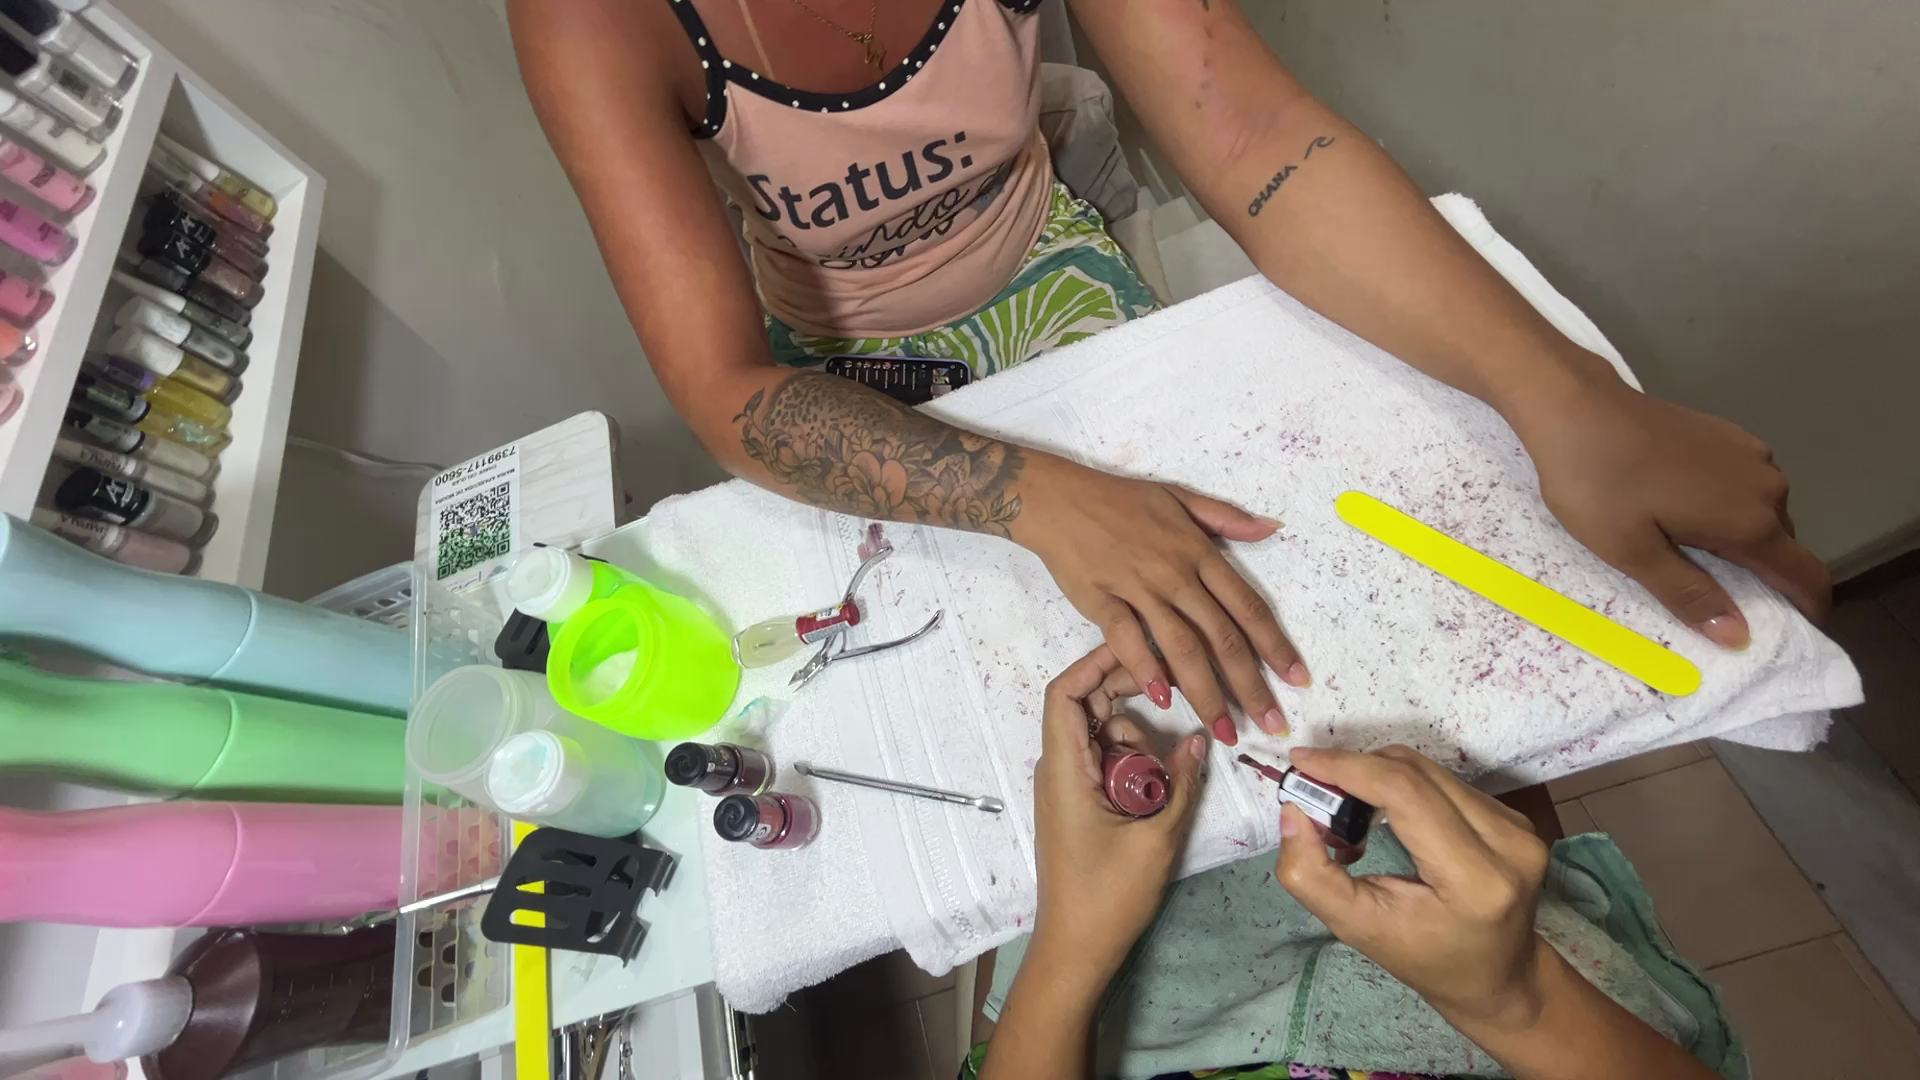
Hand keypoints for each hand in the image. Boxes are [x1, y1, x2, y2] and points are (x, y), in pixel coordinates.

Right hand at [1014, 458, 1306, 746]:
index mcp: (1197, 552)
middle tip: (1273, 725)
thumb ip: (1224, 517)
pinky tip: (1162, 699)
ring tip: (1226, 731)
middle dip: (1251, 685)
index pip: (1247, 606)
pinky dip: (1145, 668)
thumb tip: (1271, 528)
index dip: (1275, 645)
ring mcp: (1138, 589)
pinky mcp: (1102, 600)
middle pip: (1222, 637)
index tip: (1298, 679)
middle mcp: (1175, 574)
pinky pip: (1127, 639)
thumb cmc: (1118, 500)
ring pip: (1181, 647)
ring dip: (1207, 693)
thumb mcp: (1178, 497)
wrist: (1060, 500)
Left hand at [1031, 646, 1206, 990]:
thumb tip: (1201, 738)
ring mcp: (1067, 784)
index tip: (1138, 650)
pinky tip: (1157, 789)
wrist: (1076, 948)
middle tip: (1171, 696)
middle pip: (1084, 706)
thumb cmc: (1108, 896)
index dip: (1095, 663)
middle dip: (1126, 695)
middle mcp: (1059, 767)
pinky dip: (1131, 763)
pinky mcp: (1079, 800)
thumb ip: (1181, 784)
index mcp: (1064, 767)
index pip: (1064, 693)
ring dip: (1135, 740)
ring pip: (1100, 734)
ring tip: (1161, 776)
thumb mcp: (1156, 838)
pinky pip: (1104, 761)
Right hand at [1272, 745, 1551, 1031]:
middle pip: (1411, 771)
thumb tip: (1292, 810)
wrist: (1499, 978)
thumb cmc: (1423, 956)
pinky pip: (1437, 777)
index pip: (1404, 792)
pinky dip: (1396, 782)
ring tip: (1348, 807)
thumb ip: (1309, 874)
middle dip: (1351, 768)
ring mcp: (1516, 827)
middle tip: (1313, 788)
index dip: (1347, 767)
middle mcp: (1507, 843)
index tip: (1299, 761)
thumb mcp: (1354, 926)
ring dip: (1372, 773)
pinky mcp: (1511, 816)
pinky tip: (1383, 812)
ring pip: (1422, 767)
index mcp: (1475, 878)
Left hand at [1509, 357, 1829, 645]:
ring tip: (1675, 548)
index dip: (1806, 607)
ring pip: (1753, 511)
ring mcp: (1748, 454)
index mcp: (1750, 521)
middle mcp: (1767, 486)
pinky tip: (1667, 506)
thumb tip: (1740, 635)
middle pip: (1777, 544)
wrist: (1574, 409)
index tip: (1792, 628)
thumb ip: (1686, 592)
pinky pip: (1732, 483)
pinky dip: (1714, 504)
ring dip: (1728, 535)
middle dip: (1753, 573)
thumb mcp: (1629, 550)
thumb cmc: (1595, 484)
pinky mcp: (1722, 434)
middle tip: (1703, 590)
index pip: (1804, 576)